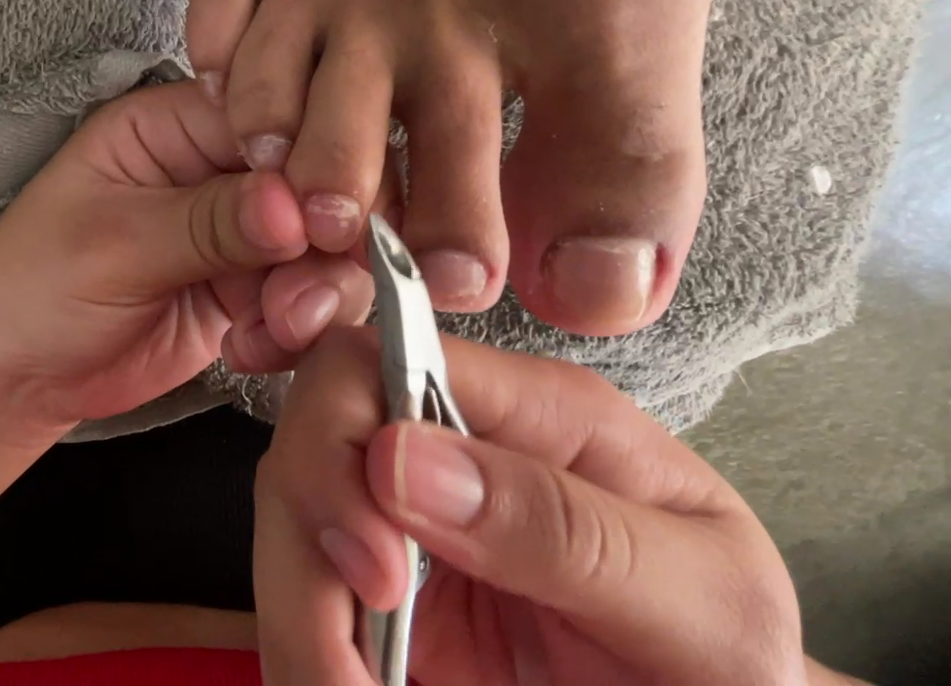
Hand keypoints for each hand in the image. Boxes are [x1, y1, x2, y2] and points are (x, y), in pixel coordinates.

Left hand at [0, 80, 374, 437]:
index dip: (307, 161)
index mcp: (166, 126)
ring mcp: (234, 229)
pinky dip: (296, 328)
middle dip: (322, 239)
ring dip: (314, 292)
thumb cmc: (35, 287)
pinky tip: (249, 351)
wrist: (21, 375)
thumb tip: (294, 208)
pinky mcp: (246, 287)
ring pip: (321, 243)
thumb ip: (206, 224)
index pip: (264, 114)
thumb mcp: (112, 245)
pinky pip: (306, 296)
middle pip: (309, 178)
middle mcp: (208, 167)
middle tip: (299, 296)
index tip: (323, 219)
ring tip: (275, 330)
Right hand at [253, 328, 807, 685]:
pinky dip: (301, 642)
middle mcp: (437, 438)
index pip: (372, 359)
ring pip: (284, 514)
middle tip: (351, 670)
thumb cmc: (729, 666)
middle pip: (304, 437)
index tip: (376, 571)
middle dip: (307, 547)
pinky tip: (342, 685)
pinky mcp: (366, 573)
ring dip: (296, 614)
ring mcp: (392, 506)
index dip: (337, 440)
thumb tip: (395, 456)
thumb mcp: (703, 609)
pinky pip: (294, 581)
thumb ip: (561, 527)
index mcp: (524, 407)